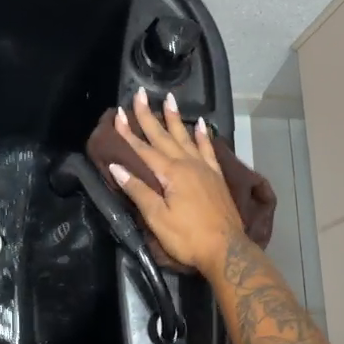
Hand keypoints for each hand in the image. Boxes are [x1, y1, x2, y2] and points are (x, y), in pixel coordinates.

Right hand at [107, 87, 246, 274]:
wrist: (226, 250)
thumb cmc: (188, 237)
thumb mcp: (157, 218)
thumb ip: (138, 190)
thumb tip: (117, 167)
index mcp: (170, 173)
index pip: (143, 149)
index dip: (128, 132)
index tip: (118, 114)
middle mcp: (187, 163)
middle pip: (163, 135)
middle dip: (149, 115)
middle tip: (139, 94)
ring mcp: (204, 168)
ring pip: (186, 136)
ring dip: (175, 118)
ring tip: (169, 98)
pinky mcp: (216, 177)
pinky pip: (208, 149)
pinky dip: (203, 136)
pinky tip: (202, 125)